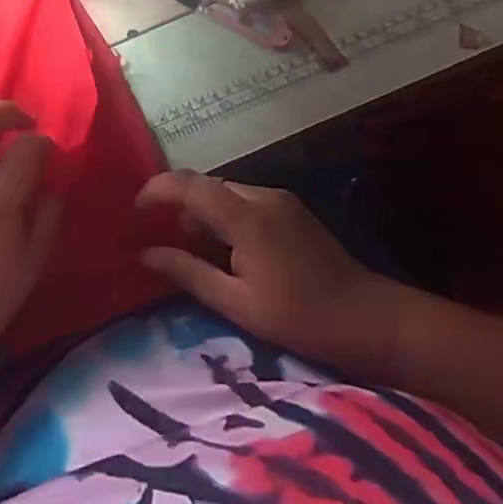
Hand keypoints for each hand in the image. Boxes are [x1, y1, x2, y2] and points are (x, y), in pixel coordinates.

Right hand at [137, 171, 401, 374]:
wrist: (369, 319)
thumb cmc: (300, 318)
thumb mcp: (236, 303)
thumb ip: (187, 272)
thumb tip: (143, 254)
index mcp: (247, 216)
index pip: (190, 185)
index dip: (156, 190)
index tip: (134, 212)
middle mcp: (263, 196)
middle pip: (206, 185)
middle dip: (177, 206)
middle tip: (159, 238)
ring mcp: (280, 199)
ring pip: (225, 192)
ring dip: (202, 212)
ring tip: (190, 250)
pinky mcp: (291, 208)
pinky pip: (245, 201)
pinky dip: (224, 216)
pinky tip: (224, 249)